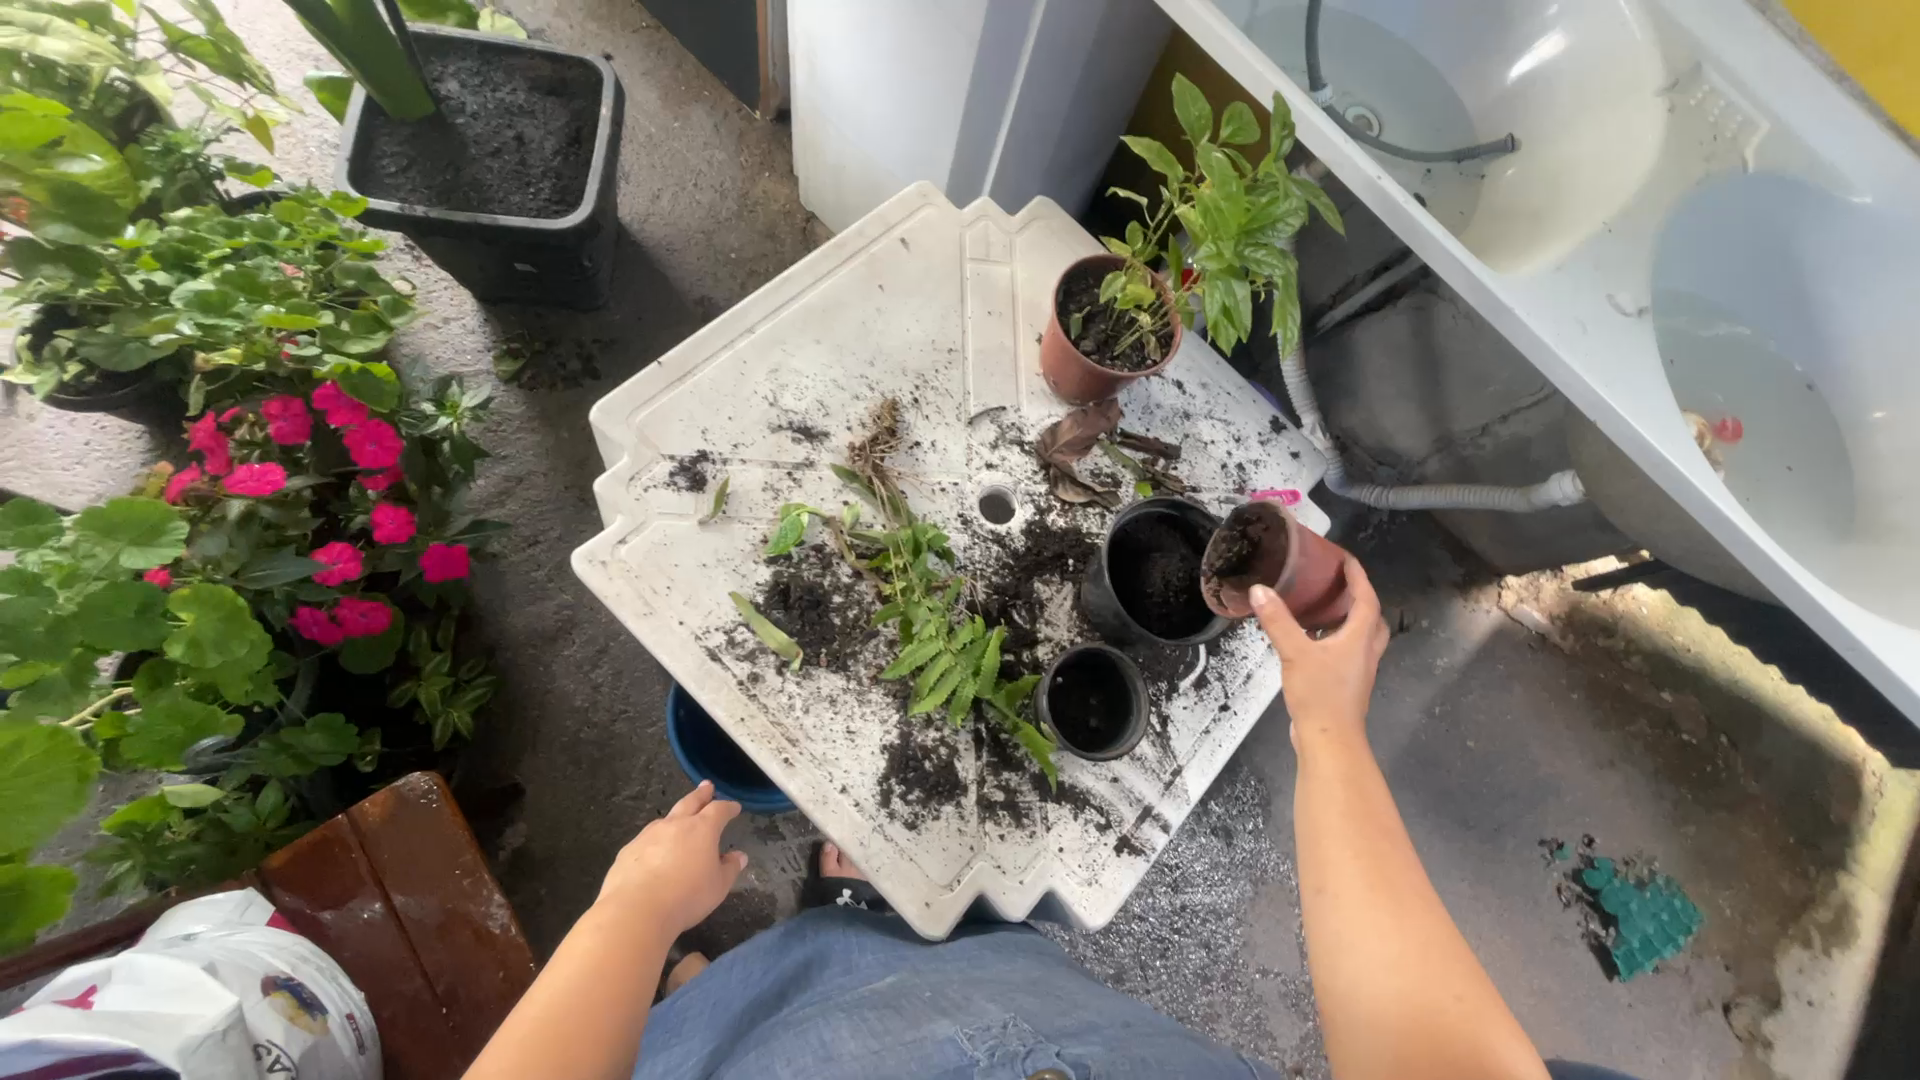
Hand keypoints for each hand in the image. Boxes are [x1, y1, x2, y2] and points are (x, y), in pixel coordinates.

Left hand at [595, 781, 749, 935]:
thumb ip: (730, 869)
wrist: (635, 911)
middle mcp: (675, 825)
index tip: (734, 807)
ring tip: (678, 820)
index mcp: (702, 829)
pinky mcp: (627, 851)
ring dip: (675, 817)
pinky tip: (653, 852)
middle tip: (706, 786)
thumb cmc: (686, 897)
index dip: (728, 807)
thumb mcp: (718, 886)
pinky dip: (654, 841)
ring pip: (665, 819)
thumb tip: (739, 856)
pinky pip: (646, 840)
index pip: (718, 810)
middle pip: (690, 802)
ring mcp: (648, 836)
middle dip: (701, 794)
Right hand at [1249, 555, 1389, 752]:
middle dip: (1359, 598)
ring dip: (1349, 619)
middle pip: (1371, 618)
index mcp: (1360, 638)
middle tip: (1338, 584)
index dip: (1358, 577)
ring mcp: (1358, 671)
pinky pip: (1347, 652)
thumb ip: (1278, 621)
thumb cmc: (1320, 693)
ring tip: (1325, 607)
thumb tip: (1259, 589)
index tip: (1344, 558)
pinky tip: (1312, 641)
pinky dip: (1335, 639)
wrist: (1329, 739)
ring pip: (1361, 637)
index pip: (1366, 599)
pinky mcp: (1346, 684)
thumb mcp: (1294, 652)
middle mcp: (1365, 652)